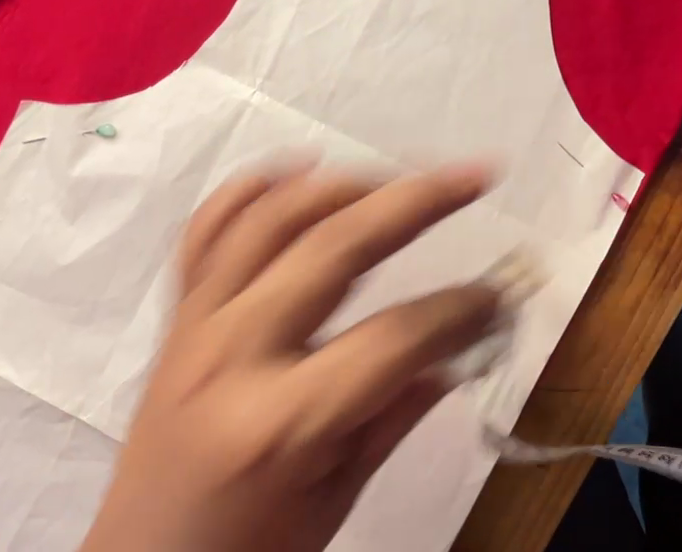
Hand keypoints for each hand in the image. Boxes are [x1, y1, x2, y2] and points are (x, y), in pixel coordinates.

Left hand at [81, 162, 503, 551]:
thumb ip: (398, 411)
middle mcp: (234, 351)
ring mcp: (198, 322)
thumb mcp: (336, 497)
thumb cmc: (246, 550)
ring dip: (345, 182)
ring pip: (273, 218)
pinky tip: (300, 167)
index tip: (502, 293)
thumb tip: (466, 346)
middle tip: (475, 175)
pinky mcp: (178, 313)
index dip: (461, 309)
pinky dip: (253, 188)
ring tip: (400, 173)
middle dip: (418, 200)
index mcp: (281, 420)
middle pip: (337, 247)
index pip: (395, 338)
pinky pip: (208, 230)